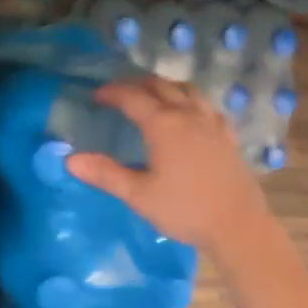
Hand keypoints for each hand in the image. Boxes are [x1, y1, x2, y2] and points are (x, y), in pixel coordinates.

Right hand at [65, 76, 272, 252]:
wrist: (236, 223)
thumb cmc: (185, 211)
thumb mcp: (140, 196)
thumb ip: (107, 175)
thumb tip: (71, 159)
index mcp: (163, 124)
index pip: (132, 97)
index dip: (113, 93)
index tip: (97, 96)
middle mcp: (188, 114)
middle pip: (160, 86)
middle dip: (138, 84)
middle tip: (122, 91)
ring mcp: (212, 123)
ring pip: (187, 90)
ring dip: (166, 87)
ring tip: (156, 95)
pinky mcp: (228, 137)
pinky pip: (207, 107)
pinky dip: (192, 102)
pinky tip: (192, 114)